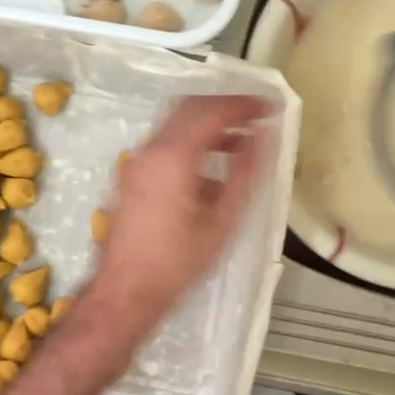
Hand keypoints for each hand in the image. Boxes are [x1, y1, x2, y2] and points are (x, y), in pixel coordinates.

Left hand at [94, 95, 271, 324]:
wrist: (125, 291)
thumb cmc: (177, 262)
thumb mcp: (223, 220)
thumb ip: (246, 172)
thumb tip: (263, 136)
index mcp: (174, 156)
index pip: (213, 110)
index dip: (245, 104)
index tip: (270, 106)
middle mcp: (150, 150)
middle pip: (190, 108)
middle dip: (225, 108)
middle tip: (255, 116)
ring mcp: (135, 163)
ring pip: (175, 126)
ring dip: (207, 127)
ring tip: (240, 144)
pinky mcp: (130, 178)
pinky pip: (163, 146)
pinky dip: (189, 145)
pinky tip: (210, 174)